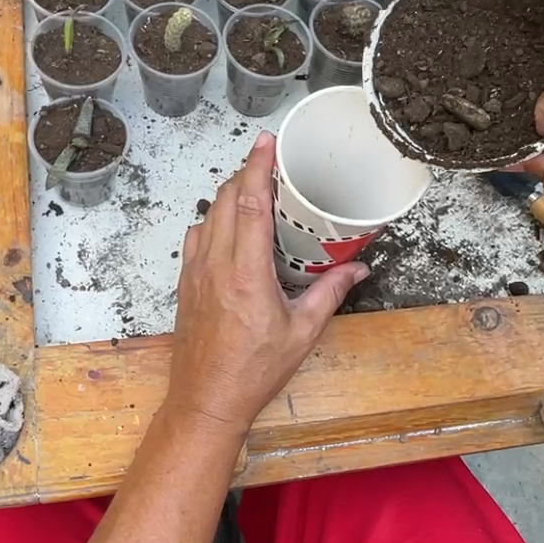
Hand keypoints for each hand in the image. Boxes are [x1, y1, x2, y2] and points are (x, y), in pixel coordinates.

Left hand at [164, 133, 368, 437]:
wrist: (206, 400)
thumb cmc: (254, 371)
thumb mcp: (302, 333)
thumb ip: (330, 293)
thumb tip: (358, 269)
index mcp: (245, 274)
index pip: (250, 205)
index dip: (258, 167)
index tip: (268, 142)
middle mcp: (215, 265)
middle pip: (225, 201)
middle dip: (246, 173)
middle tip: (269, 160)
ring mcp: (194, 273)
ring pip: (207, 216)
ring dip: (228, 196)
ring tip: (254, 191)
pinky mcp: (185, 283)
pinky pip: (196, 237)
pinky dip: (213, 220)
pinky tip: (229, 229)